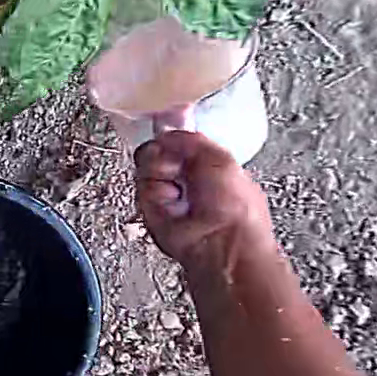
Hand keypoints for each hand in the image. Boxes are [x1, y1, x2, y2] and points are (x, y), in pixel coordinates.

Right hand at [134, 130, 274, 275]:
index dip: (172, 138)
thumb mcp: (219, 157)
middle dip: (165, 154)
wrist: (219, 241)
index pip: (178, 142)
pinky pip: (141, 184)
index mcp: (207, 166)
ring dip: (161, 172)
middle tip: (180, 169)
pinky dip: (155, 190)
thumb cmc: (234, 207)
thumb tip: (164, 134)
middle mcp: (184, 179)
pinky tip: (171, 200)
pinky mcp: (150, 207)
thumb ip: (189, 139)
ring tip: (179, 189)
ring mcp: (166, 192)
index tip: (171, 136)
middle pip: (157, 150)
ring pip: (146, 165)